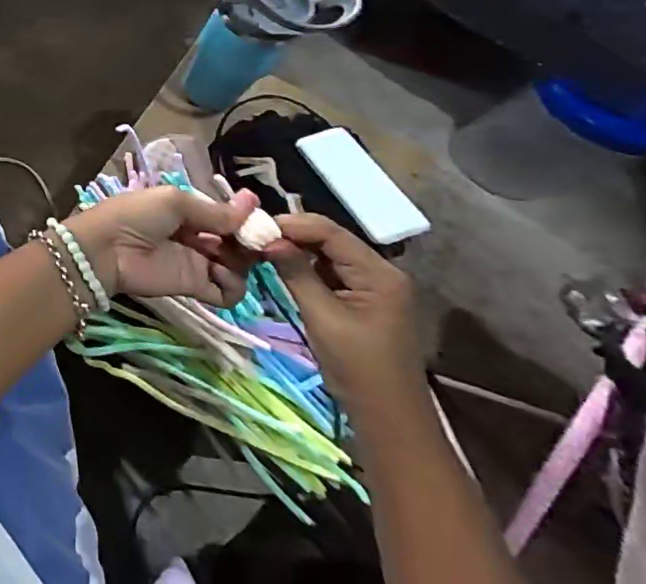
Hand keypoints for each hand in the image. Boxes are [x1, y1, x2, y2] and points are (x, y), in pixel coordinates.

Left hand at [65, 187, 260, 306]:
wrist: (106, 250)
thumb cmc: (137, 216)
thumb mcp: (175, 202)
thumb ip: (214, 211)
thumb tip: (252, 201)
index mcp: (189, 211)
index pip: (227, 216)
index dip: (245, 220)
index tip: (261, 223)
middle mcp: (197, 236)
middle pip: (236, 242)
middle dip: (249, 242)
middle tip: (255, 244)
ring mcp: (196, 262)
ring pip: (236, 266)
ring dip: (242, 264)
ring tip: (229, 260)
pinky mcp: (194, 287)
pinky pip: (226, 292)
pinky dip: (233, 287)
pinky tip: (222, 276)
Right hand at [260, 214, 422, 409]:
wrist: (390, 420)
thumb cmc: (358, 368)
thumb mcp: (322, 317)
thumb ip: (296, 272)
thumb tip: (268, 238)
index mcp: (379, 273)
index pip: (331, 232)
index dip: (292, 225)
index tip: (256, 227)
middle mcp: (382, 271)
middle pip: (331, 240)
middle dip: (293, 236)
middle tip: (255, 237)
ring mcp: (376, 286)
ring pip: (330, 256)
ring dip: (298, 251)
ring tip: (263, 249)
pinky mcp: (366, 300)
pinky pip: (334, 273)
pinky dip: (309, 268)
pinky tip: (284, 267)